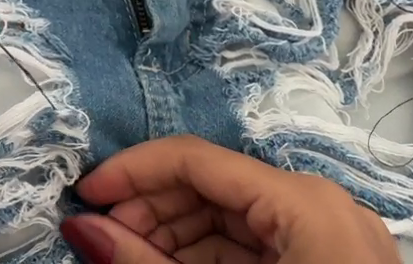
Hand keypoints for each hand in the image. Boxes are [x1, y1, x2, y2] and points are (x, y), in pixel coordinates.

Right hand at [62, 136, 399, 263]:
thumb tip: (79, 228)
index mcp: (304, 203)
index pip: (194, 158)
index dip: (131, 171)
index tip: (86, 196)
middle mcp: (322, 206)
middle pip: (211, 185)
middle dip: (152, 209)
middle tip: (106, 236)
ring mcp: (332, 239)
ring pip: (231, 216)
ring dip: (175, 234)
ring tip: (133, 256)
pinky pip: (256, 246)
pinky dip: (209, 257)